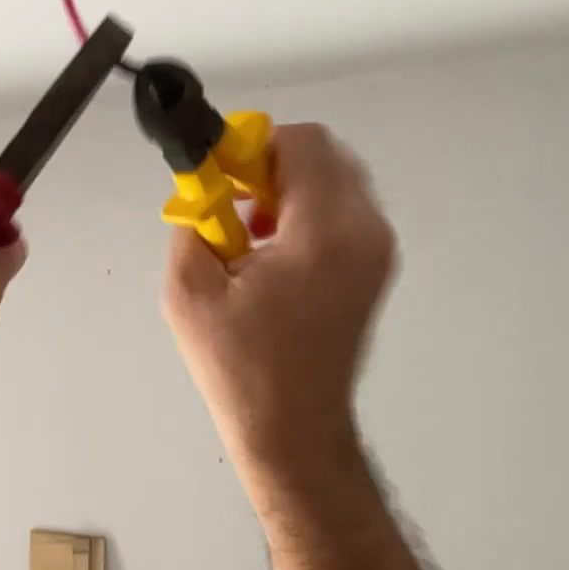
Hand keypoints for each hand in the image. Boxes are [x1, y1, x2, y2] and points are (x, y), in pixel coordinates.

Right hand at [162, 124, 395, 484]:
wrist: (293, 426)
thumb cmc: (237, 366)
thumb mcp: (188, 293)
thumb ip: (192, 225)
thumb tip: (202, 193)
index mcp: (322, 233)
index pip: (303, 143)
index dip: (254, 146)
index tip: (219, 180)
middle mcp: (365, 231)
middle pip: (325, 157)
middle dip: (271, 168)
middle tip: (231, 209)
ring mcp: (379, 251)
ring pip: (337, 183)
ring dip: (290, 192)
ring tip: (251, 239)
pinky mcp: (377, 269)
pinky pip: (346, 214)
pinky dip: (309, 216)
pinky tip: (276, 260)